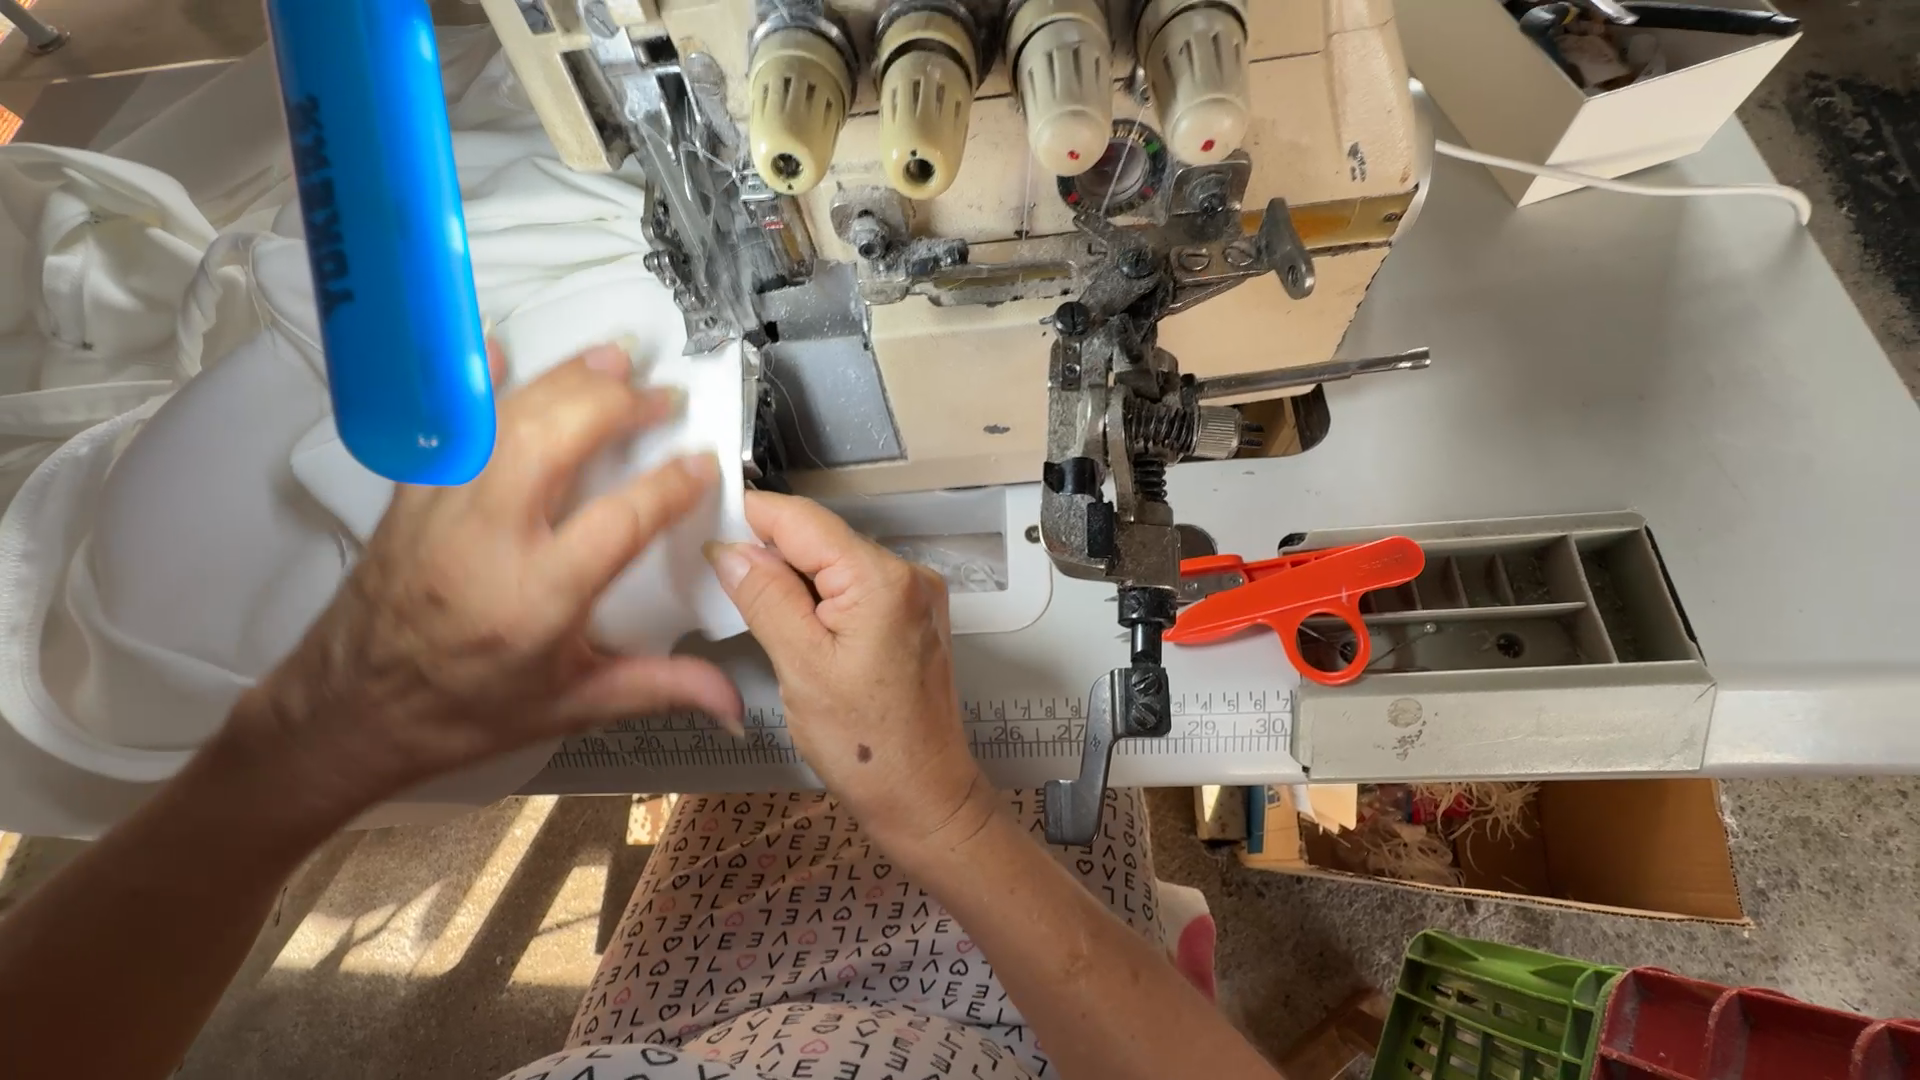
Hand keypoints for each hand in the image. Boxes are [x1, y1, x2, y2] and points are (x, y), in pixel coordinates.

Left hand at [225, 342, 743, 821]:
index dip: (672, 484)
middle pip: (555, 442)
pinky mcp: (410, 497)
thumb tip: (735, 703)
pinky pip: (443, 424)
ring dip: (563, 381)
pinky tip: (496, 343)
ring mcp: (441, 509)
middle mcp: (488, 539)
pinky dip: (471, 380)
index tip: (704, 461)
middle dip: (615, 406)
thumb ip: (661, 688)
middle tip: (662, 394)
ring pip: (505, 422)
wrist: (344, 716)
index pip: (622, 519)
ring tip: (612, 358)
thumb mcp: (574, 706)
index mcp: (538, 596)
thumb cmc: (470, 712)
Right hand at [705, 492, 994, 857]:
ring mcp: (916, 594)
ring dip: (795, 578)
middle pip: (823, 540)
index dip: (754, 515)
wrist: (924, 794)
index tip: (708, 519)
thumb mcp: (801, 666)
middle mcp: (908, 573)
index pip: (804, 520)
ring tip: (756, 607)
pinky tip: (798, 625)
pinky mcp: (914, 616)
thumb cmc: (864, 743)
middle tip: (721, 575)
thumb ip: (765, 596)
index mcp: (882, 577)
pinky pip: (857, 588)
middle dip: (772, 552)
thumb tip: (728, 547)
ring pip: (838, 564)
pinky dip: (822, 598)